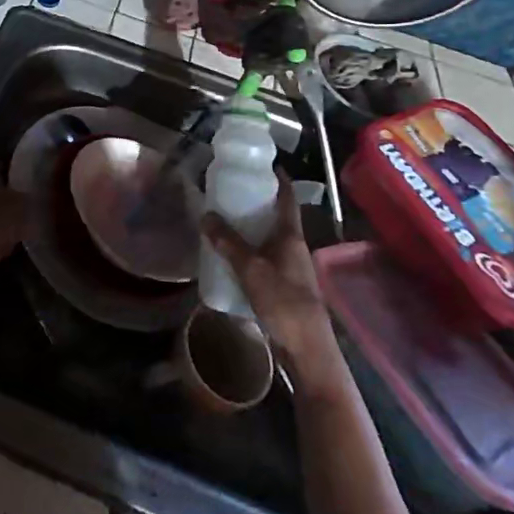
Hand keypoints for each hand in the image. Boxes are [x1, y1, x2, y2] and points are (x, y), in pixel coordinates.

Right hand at [200, 172, 329, 359]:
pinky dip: (251, 252)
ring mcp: (291, 268)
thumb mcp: (251, 269)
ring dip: (252, 229)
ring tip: (226, 221)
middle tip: (232, 191)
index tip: (265, 164)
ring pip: (270, 239)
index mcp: (291, 236)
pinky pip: (266, 259)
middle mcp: (294, 248)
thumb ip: (228, 242)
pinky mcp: (285, 287)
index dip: (279, 179)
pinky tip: (232, 258)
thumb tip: (206, 215)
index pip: (288, 199)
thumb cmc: (283, 302)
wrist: (307, 349)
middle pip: (278, 218)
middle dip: (258, 203)